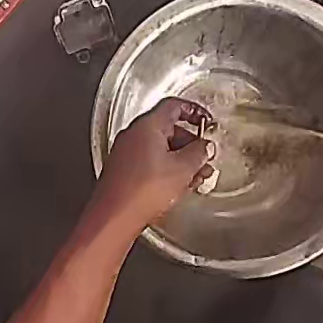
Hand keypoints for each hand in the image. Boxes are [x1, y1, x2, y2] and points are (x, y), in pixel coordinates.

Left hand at [89, 97, 214, 233]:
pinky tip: (177, 185)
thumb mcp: (183, 169)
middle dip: (191, 143)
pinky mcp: (124, 171)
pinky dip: (166, 169)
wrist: (115, 217)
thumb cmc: (141, 191)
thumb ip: (199, 153)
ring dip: (181, 159)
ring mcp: (126, 153)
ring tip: (195, 176)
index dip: (195, 111)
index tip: (207, 121)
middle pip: (168, 129)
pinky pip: (150, 163)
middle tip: (204, 156)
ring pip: (160, 148)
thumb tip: (206, 146)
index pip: (174, 106)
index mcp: (147, 126)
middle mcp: (134, 135)